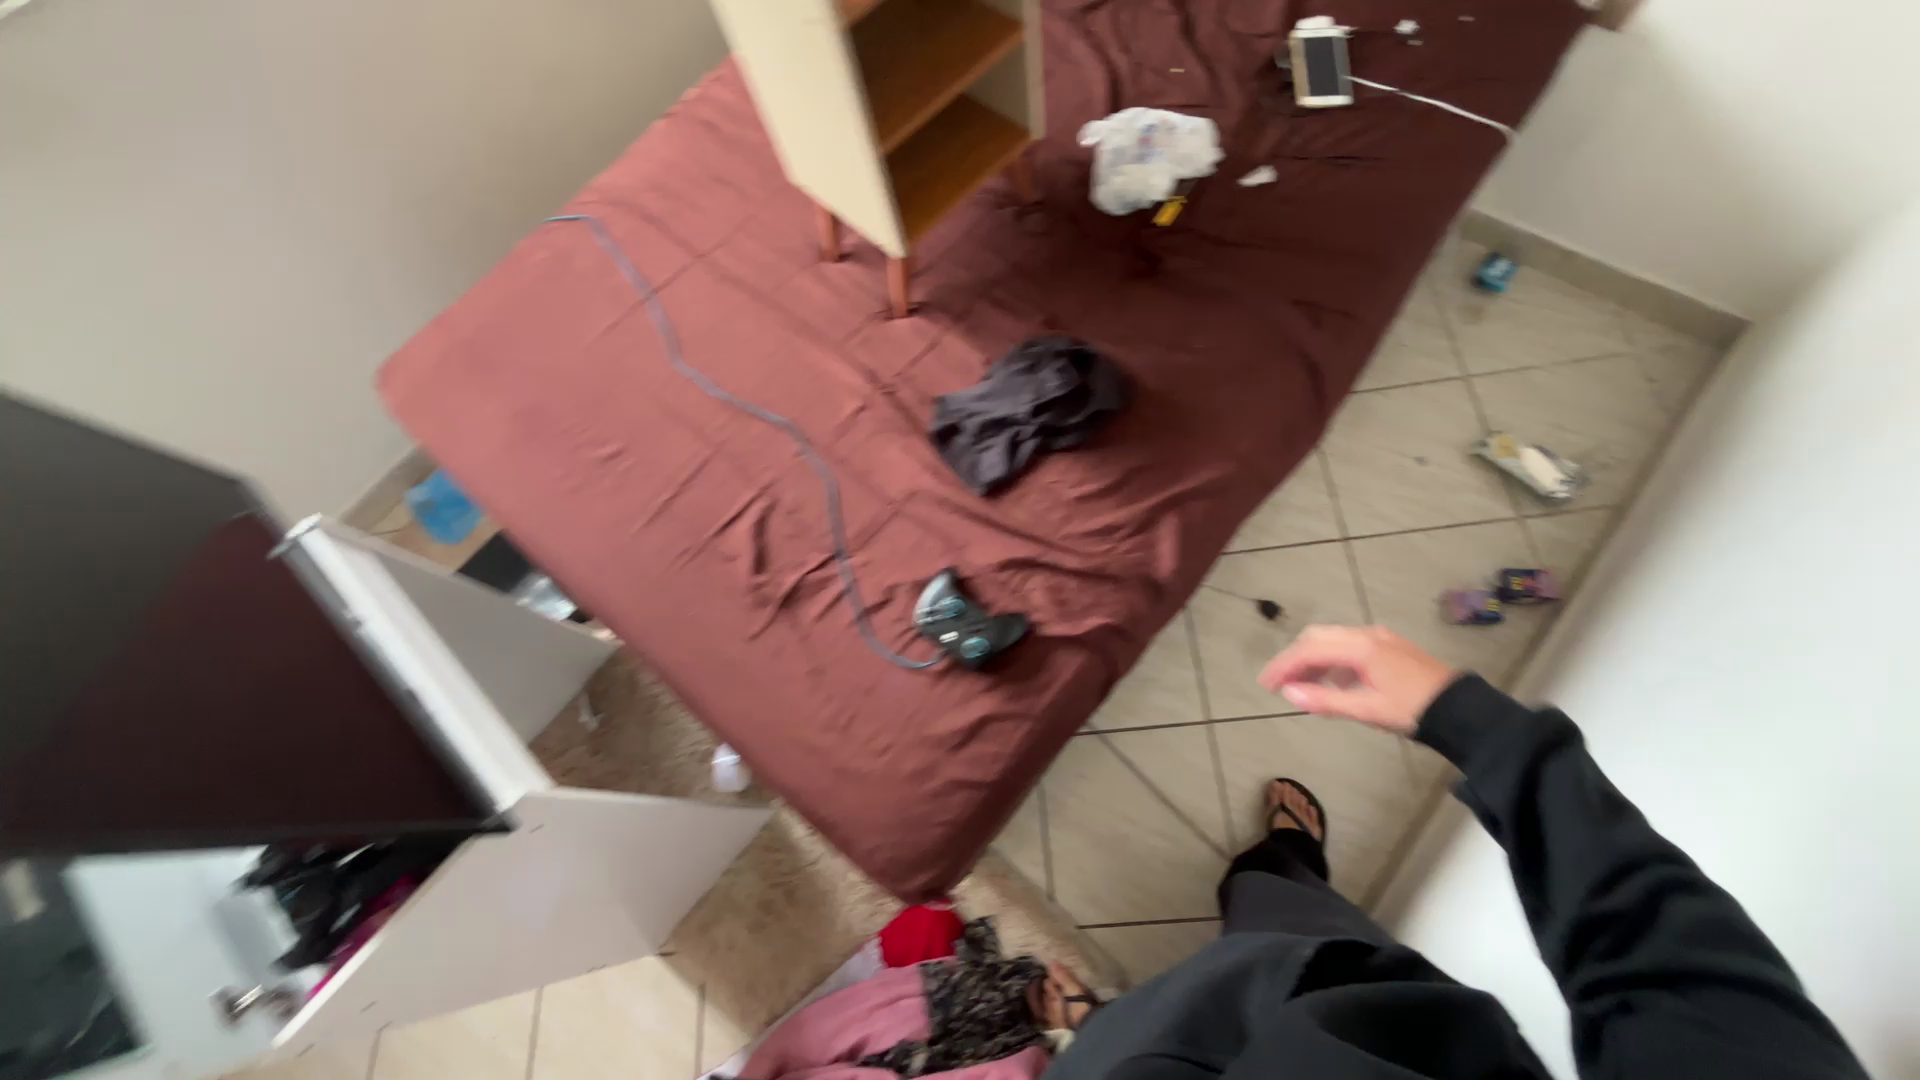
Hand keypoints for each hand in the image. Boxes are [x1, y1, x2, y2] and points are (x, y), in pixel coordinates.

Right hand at [1258, 625, 1457, 735]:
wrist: (1463, 710)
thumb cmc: (1413, 710)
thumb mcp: (1367, 710)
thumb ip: (1325, 700)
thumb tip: (1288, 693)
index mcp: (1360, 648)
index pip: (1309, 650)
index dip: (1284, 666)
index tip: (1266, 684)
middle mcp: (1366, 635)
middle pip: (1316, 637)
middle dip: (1293, 658)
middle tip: (1278, 682)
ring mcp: (1378, 639)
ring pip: (1331, 640)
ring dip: (1311, 659)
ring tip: (1299, 685)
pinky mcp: (1387, 647)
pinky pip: (1347, 646)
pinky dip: (1330, 660)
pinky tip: (1330, 682)